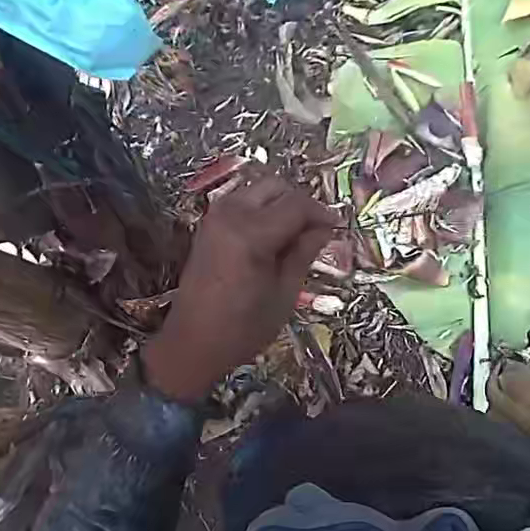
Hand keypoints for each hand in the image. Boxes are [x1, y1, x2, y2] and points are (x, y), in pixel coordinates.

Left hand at [141, 175, 338, 402]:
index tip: (336, 227)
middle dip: (299, 203)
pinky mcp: (206, 226)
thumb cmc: (243, 328)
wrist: (193, 343)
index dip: (321, 213)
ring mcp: (214, 218)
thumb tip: (324, 228)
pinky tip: (271, 237)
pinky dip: (260, 209)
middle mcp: (230, 215)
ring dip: (278, 204)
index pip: (296, 204)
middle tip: (316, 230)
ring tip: (294, 234)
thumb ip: (303, 253)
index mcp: (251, 234)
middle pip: (275, 187)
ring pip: (256, 190)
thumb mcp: (284, 294)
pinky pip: (240, 202)